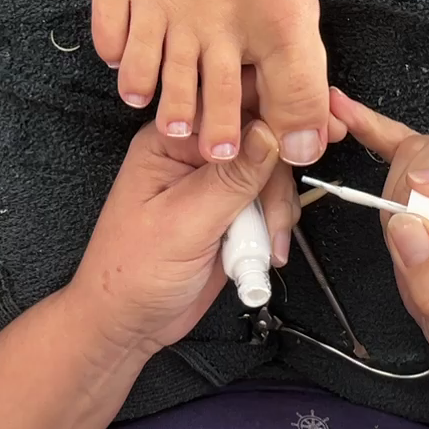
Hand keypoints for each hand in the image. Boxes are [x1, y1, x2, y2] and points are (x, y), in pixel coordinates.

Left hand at [66, 120, 302, 355]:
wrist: (129, 323)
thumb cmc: (130, 271)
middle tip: (276, 214)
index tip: (299, 136)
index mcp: (171, 139)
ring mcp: (214, 182)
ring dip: (276, 208)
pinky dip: (275, 225)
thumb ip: (230, 179)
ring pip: (271, 171)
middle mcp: (195, 154)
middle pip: (261, 136)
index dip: (270, 115)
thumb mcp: (184, 222)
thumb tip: (269, 133)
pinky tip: (265, 249)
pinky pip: (269, 202)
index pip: (228, 104)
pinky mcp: (231, 209)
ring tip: (264, 244)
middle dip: (277, 175)